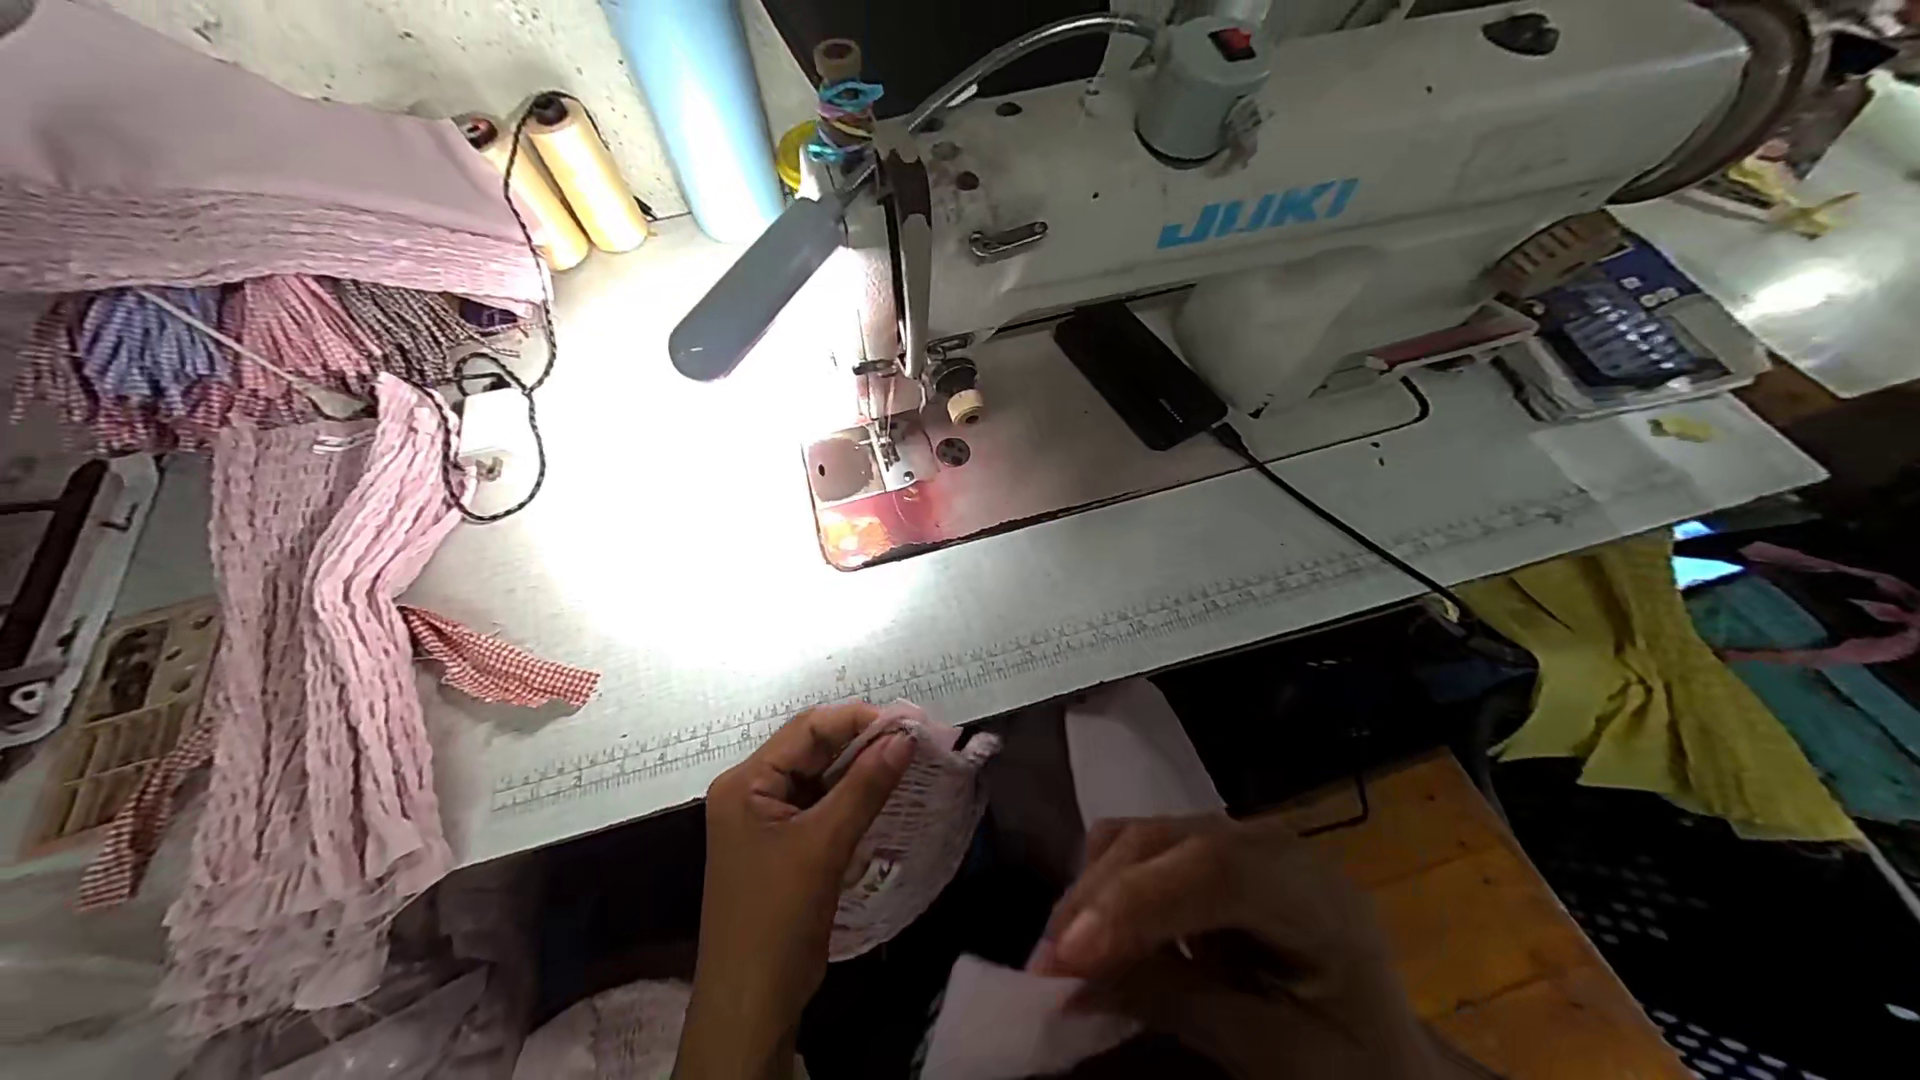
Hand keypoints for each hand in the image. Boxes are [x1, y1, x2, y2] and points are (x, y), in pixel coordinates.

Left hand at [676, 704, 914, 1079]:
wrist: (752, 1002)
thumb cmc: (777, 916)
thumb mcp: (823, 845)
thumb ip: (864, 786)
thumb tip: (904, 738)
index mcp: (746, 781)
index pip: (807, 729)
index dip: (857, 719)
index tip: (906, 722)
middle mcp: (752, 790)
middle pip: (813, 749)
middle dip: (863, 741)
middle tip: (915, 738)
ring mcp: (768, 817)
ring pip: (821, 776)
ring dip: (862, 767)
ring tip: (909, 758)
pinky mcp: (786, 841)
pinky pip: (823, 803)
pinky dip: (854, 795)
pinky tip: (887, 790)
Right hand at [1033, 815, 1456, 1079]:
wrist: (1393, 1050)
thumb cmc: (1357, 1064)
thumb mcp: (1285, 1060)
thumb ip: (1184, 1009)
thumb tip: (1078, 982)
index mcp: (1317, 897)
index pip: (1219, 870)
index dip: (1139, 902)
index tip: (1073, 957)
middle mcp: (1272, 845)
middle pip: (1166, 842)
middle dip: (1097, 898)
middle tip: (1045, 967)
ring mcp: (1236, 837)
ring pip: (1142, 834)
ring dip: (1091, 888)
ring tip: (1060, 954)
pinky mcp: (1208, 848)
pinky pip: (1140, 845)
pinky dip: (1105, 883)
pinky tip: (1093, 931)